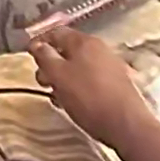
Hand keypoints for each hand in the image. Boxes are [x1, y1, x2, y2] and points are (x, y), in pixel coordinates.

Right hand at [29, 28, 157, 149]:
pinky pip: (92, 79)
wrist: (130, 127)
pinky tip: (76, 102)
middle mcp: (98, 48)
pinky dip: (80, 86)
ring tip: (57, 96)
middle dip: (51, 64)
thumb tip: (36, 44)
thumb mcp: (59, 76)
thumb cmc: (89, 98)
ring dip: (65, 78)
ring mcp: (111, 66)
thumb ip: (45, 57)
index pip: (55, 32)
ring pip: (80, 66)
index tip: (29, 56)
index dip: (39, 42)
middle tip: (42, 81)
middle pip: (68, 49)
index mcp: (83, 41)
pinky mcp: (119, 84)